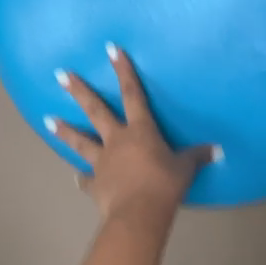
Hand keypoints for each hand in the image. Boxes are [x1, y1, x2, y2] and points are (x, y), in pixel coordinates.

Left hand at [49, 45, 218, 225]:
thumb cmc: (164, 184)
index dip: (123, 71)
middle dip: (79, 92)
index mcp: (140, 131)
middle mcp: (117, 141)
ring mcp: (102, 162)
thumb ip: (197, 156)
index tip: (111, 50)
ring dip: (64, 130)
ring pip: (80, 141)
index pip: (132, 94)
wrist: (138, 214)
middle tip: (61, 76)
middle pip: (96, 111)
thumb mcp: (186, 168)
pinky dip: (82, 178)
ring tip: (47, 119)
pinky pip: (86, 179)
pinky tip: (77, 177)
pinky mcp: (95, 184)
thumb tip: (218, 150)